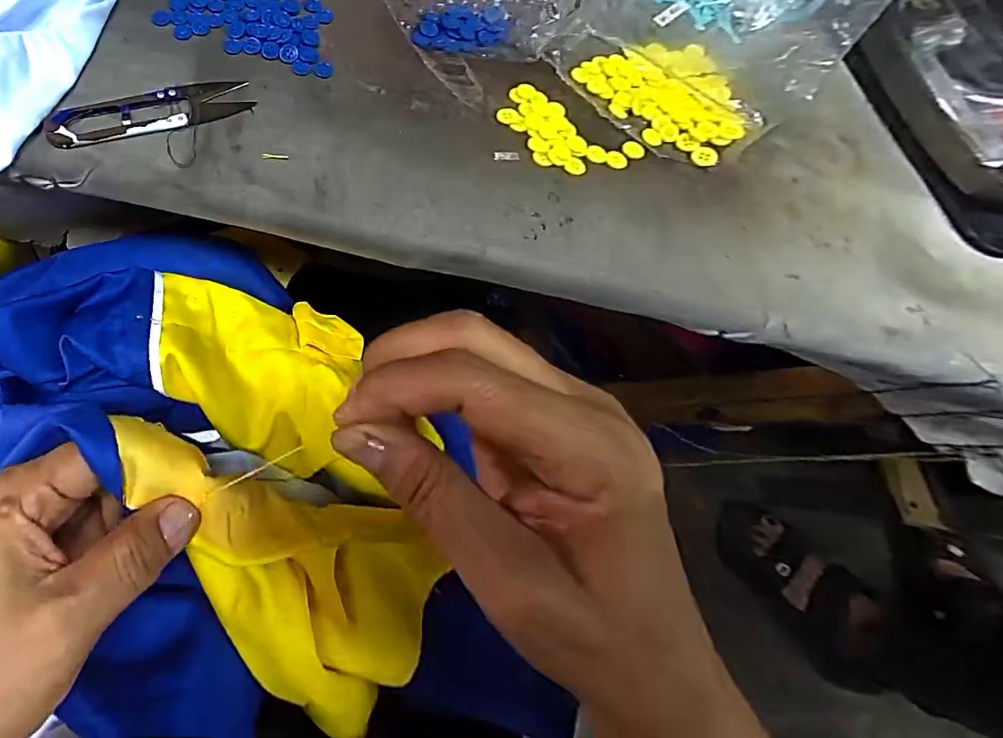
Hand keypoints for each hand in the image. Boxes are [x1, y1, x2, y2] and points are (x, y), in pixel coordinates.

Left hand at [0, 445, 199, 737]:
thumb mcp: (72, 614)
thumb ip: (133, 557)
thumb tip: (190, 506)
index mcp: (22, 495)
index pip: (99, 450)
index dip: (148, 455)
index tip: (196, 468)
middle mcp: (35, 496)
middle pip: (111, 469)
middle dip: (157, 481)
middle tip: (206, 490)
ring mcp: (49, 524)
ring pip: (118, 497)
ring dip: (154, 506)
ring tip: (201, 507)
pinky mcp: (63, 551)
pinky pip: (114, 525)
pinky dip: (142, 531)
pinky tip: (173, 533)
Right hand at [332, 312, 763, 737]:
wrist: (658, 664)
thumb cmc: (591, 637)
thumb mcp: (506, 582)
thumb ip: (433, 496)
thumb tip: (354, 432)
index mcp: (590, 445)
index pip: (476, 379)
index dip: (400, 385)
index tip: (344, 422)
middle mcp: (588, 402)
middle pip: (477, 337)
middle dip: (403, 356)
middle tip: (353, 407)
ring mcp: (577, 401)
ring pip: (480, 345)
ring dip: (416, 364)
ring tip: (371, 410)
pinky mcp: (560, 411)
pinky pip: (488, 375)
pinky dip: (437, 385)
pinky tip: (410, 415)